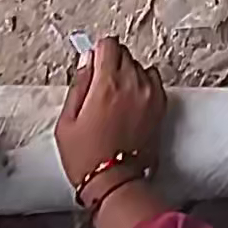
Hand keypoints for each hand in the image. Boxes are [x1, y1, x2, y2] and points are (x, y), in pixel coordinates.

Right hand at [56, 38, 165, 195]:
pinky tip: (133, 99)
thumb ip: (78, 84)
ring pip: (138, 65)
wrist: (116, 183)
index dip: (99, 51)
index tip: (94, 62)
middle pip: (124, 53)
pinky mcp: (161, 104)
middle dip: (112, 62)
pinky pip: (153, 78)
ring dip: (128, 73)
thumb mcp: (67, 122)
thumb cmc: (86, 157)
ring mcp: (149, 93)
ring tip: (117, 97)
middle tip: (101, 84)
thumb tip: (87, 59)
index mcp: (106, 84)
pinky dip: (143, 82)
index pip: (109, 44)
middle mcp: (132, 83)